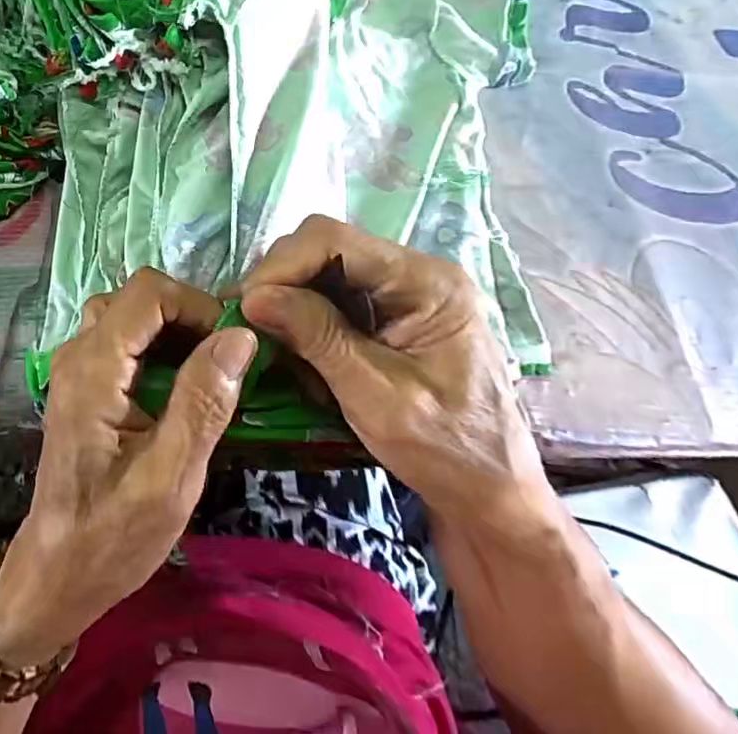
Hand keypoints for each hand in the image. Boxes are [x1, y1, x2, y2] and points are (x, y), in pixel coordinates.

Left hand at [0, 269, 255, 665]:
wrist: (57, 569)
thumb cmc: (113, 535)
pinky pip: (120, 342)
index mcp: (94, 367)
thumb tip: (239, 337)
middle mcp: (77, 354)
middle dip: (188, 315)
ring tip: (208, 371)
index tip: (234, 344)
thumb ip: (202, 402)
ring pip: (126, 316)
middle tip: (227, 359)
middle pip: (136, 298)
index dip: (197, 304)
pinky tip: (180, 387)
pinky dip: (155, 347)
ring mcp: (75, 369)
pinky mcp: (82, 386)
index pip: (147, 292)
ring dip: (171, 330)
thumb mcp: (170, 477)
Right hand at [239, 215, 547, 526]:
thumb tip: (253, 298)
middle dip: (280, 282)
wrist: (492, 496)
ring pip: (322, 268)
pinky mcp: (391, 312)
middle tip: (249, 325)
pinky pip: (332, 295)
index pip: (333, 240)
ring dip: (289, 300)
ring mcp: (404, 290)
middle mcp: (416, 272)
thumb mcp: (375, 396)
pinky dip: (305, 317)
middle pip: (324, 247)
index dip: (281, 266)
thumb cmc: (445, 451)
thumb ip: (318, 338)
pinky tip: (298, 348)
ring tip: (270, 340)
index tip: (245, 307)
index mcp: (427, 282)